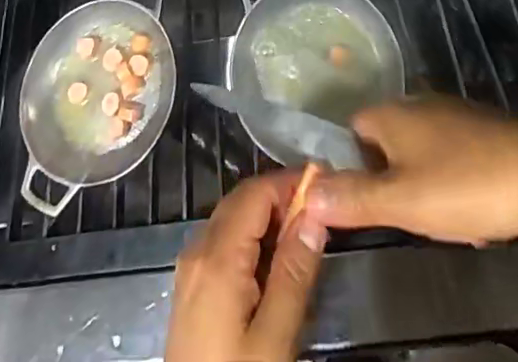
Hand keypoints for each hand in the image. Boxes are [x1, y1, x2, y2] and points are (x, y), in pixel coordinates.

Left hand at [166, 171, 326, 361]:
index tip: (327, 186)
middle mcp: (197, 251)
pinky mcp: (191, 287)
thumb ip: (294, 270)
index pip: (256, 193)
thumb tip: (316, 212)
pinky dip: (252, 237)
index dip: (290, 183)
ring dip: (268, 217)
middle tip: (321, 209)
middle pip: (242, 201)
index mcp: (217, 257)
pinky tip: (276, 260)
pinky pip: (224, 242)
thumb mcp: (275, 336)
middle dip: (281, 196)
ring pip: (232, 219)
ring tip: (306, 233)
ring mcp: (190, 268)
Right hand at [306, 97, 517, 244]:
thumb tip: (305, 192)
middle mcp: (419, 104)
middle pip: (385, 140)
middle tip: (399, 215)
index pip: (350, 127)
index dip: (348, 163)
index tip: (358, 199)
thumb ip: (351, 198)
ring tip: (437, 218)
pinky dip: (451, 181)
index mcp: (393, 114)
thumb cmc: (466, 187)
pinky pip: (450, 156)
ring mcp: (454, 114)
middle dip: (388, 179)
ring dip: (421, 185)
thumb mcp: (401, 201)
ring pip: (419, 152)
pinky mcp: (482, 130)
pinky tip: (469, 209)